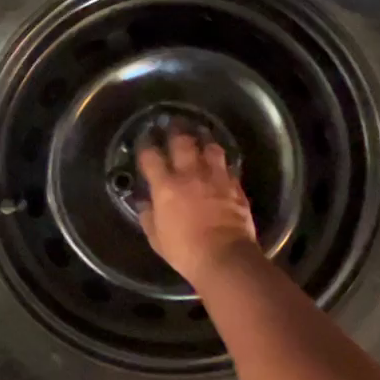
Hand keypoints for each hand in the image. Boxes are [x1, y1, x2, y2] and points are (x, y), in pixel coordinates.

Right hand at [136, 130, 259, 287]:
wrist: (224, 256)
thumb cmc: (184, 250)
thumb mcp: (156, 237)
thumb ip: (148, 216)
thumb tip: (145, 203)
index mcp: (166, 186)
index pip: (151, 157)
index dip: (146, 145)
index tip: (144, 138)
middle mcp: (190, 175)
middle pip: (182, 142)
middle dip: (175, 130)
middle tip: (173, 122)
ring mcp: (216, 178)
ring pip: (210, 147)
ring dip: (204, 140)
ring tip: (201, 136)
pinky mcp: (235, 186)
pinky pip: (228, 166)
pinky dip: (222, 161)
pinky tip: (220, 162)